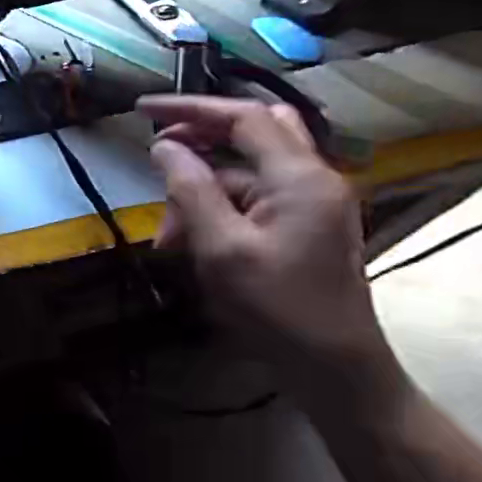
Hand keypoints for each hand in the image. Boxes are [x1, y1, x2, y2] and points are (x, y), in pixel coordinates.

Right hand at [141, 95, 407, 419]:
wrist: (338, 374)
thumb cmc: (280, 312)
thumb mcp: (222, 250)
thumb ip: (190, 189)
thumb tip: (163, 147)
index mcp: (300, 177)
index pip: (243, 116)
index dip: (190, 108)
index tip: (143, 110)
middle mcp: (313, 177)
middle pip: (254, 129)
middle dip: (202, 136)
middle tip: (161, 152)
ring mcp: (313, 200)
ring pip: (248, 168)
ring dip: (205, 187)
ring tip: (169, 232)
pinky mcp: (306, 222)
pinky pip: (256, 196)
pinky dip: (222, 209)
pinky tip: (193, 242)